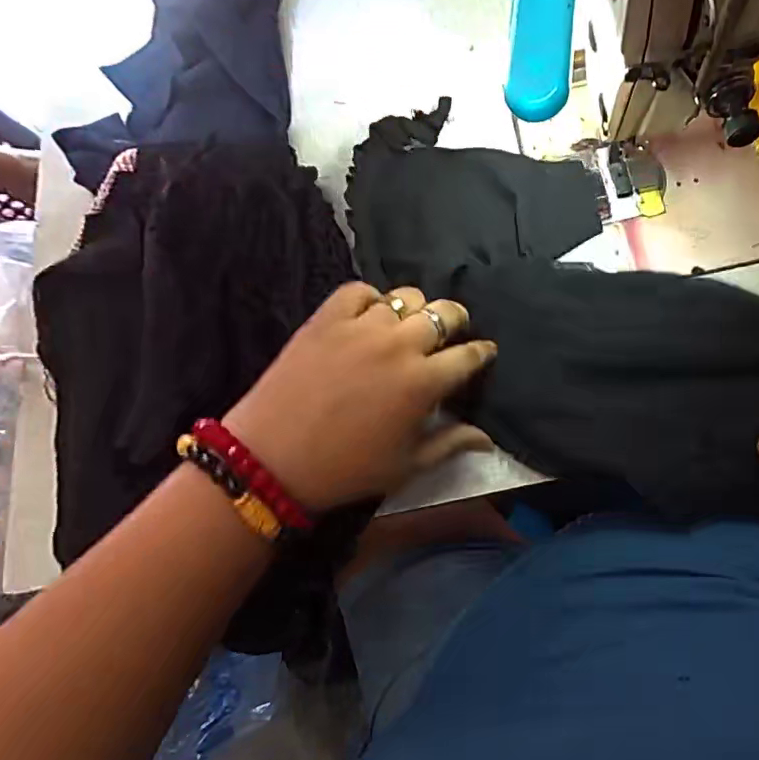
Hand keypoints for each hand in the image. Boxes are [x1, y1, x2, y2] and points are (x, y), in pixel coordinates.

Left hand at [223, 283, 496, 513]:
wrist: (270, 461)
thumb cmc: (347, 469)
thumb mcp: (407, 465)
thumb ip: (451, 444)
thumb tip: (488, 439)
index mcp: (425, 382)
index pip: (470, 354)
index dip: (482, 352)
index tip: (484, 353)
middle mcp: (400, 345)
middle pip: (445, 313)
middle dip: (457, 321)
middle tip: (451, 333)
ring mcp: (361, 326)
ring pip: (406, 297)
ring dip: (416, 310)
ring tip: (409, 324)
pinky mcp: (327, 319)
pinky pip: (359, 291)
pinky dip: (371, 298)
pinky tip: (370, 315)